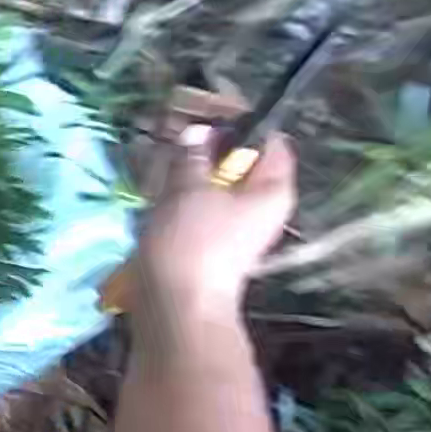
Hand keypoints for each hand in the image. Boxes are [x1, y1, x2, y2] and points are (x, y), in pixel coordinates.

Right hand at [137, 128, 296, 319]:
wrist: (174, 306)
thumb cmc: (189, 243)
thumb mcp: (186, 192)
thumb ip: (191, 159)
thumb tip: (196, 131)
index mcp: (273, 191)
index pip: (269, 143)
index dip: (240, 129)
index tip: (204, 125)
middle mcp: (263, 211)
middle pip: (240, 172)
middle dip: (207, 161)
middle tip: (174, 154)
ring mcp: (236, 236)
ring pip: (215, 197)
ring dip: (188, 188)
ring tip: (159, 183)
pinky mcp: (210, 254)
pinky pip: (199, 220)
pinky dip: (180, 212)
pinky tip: (157, 213)